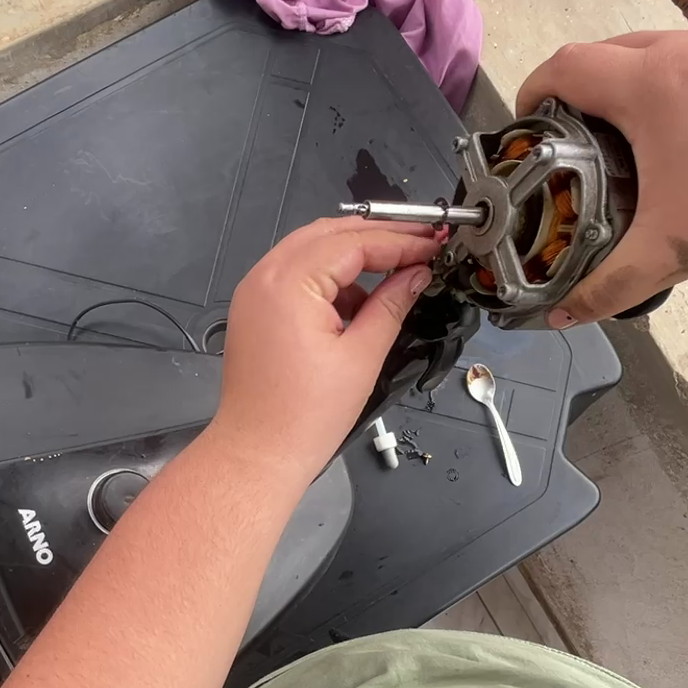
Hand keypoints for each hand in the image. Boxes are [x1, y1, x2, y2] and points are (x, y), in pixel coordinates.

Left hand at [210, 217, 439, 482]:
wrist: (258, 453)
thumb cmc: (303, 417)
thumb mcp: (361, 357)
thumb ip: (391, 306)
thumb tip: (416, 274)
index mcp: (288, 284)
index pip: (353, 242)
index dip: (400, 241)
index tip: (434, 243)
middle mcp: (263, 278)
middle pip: (328, 234)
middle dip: (377, 236)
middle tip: (421, 242)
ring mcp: (253, 293)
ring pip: (310, 251)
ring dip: (352, 256)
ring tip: (395, 272)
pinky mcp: (253, 312)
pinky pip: (294, 277)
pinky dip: (327, 279)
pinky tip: (357, 301)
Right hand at [515, 29, 687, 324]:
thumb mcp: (665, 256)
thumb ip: (603, 289)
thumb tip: (560, 319)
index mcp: (652, 86)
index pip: (567, 66)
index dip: (532, 90)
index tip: (523, 125)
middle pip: (607, 51)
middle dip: (574, 89)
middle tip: (565, 140)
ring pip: (655, 51)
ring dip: (622, 85)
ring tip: (617, 140)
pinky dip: (667, 88)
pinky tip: (679, 138)